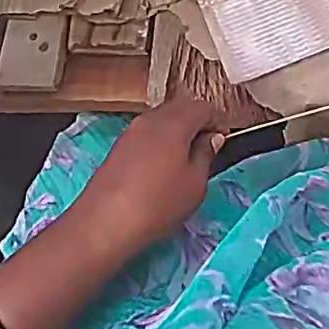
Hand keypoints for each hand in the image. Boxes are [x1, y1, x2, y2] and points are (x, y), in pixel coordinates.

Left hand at [71, 98, 224, 257]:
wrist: (105, 222)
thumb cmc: (158, 203)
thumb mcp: (194, 183)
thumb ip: (206, 154)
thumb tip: (212, 137)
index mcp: (174, 122)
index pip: (202, 106)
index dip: (218, 119)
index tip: (224, 137)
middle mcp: (151, 118)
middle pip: (181, 107)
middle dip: (198, 120)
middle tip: (208, 145)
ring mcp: (131, 130)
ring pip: (162, 118)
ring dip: (178, 129)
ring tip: (187, 156)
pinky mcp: (119, 146)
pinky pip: (147, 132)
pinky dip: (161, 139)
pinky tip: (163, 164)